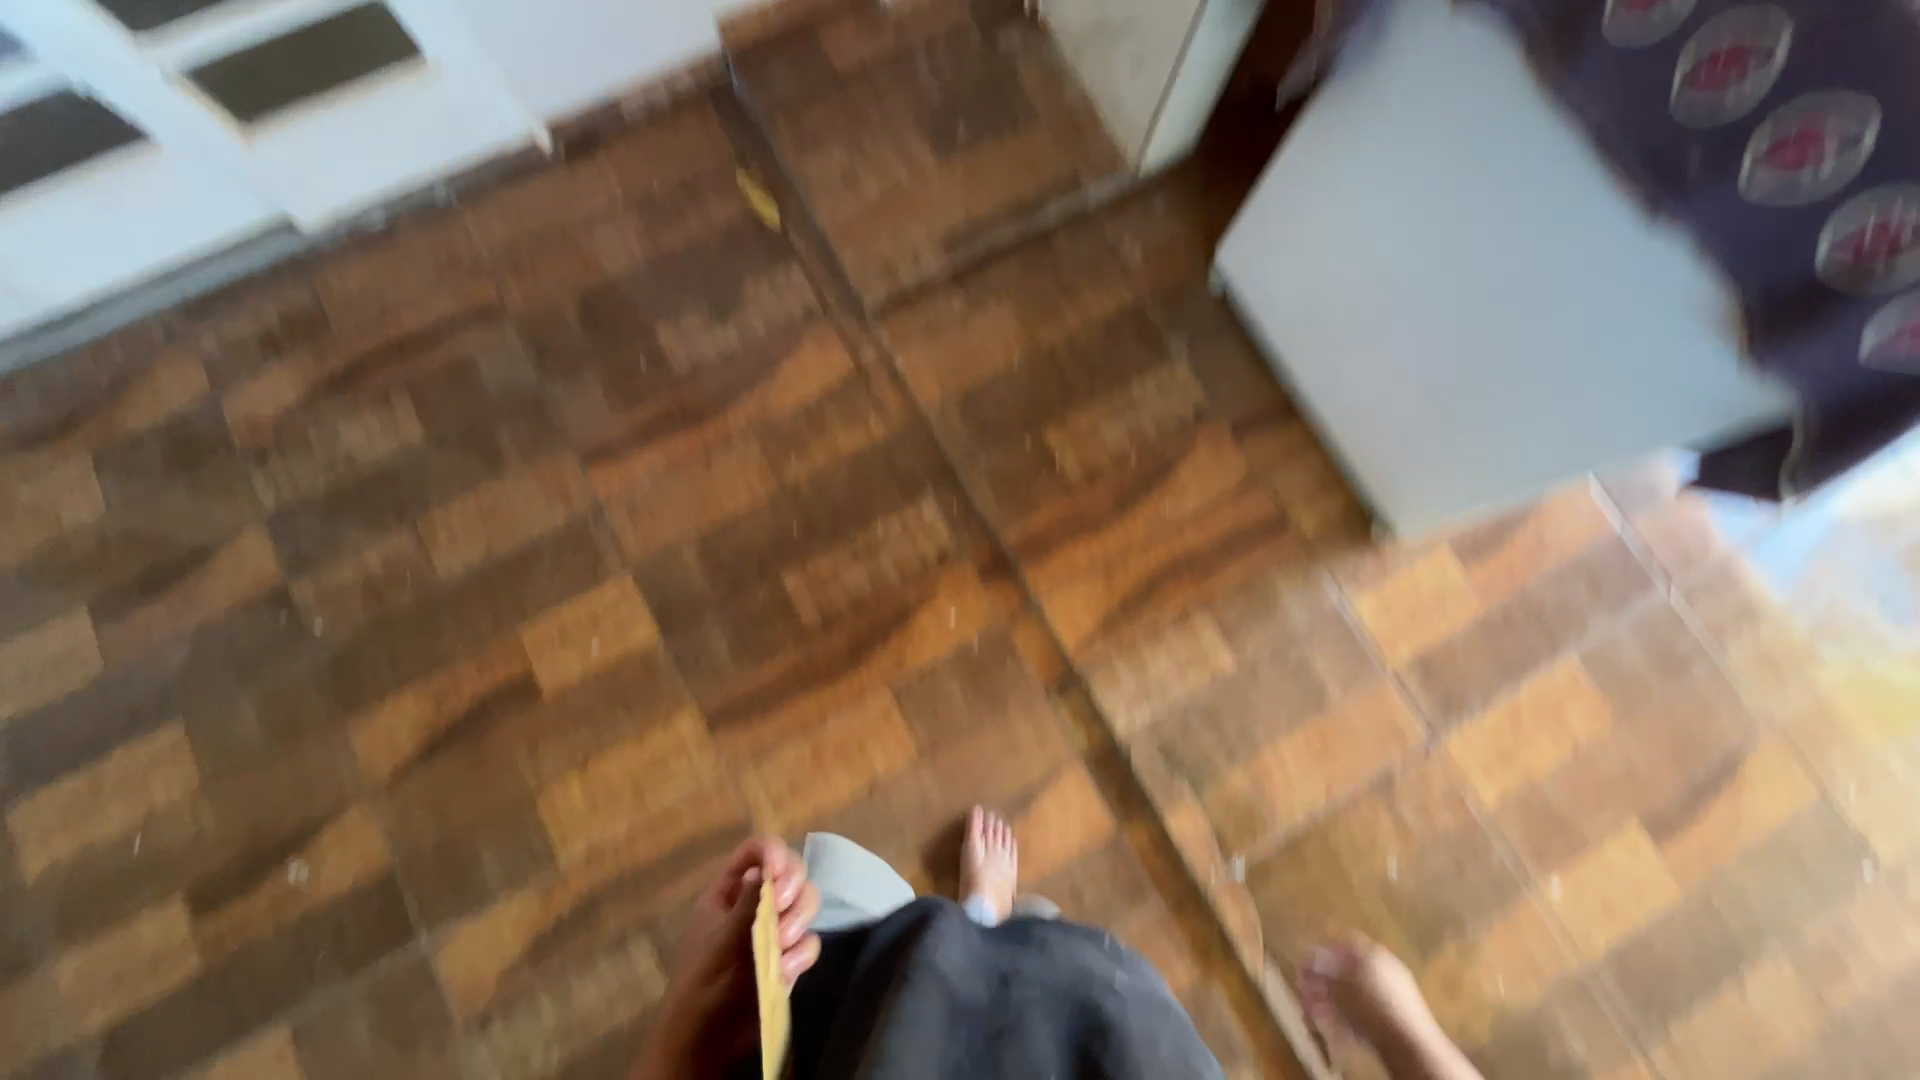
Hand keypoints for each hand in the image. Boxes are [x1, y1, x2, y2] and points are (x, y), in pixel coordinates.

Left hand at [633, 837, 821, 1078]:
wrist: (703, 1044)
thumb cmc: (701, 985)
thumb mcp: (721, 941)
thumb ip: (746, 904)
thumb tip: (761, 869)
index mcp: (729, 892)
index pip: (754, 852)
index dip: (772, 852)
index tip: (779, 871)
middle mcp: (754, 905)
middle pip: (789, 872)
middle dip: (792, 885)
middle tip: (782, 904)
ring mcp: (773, 932)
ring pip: (804, 903)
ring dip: (800, 917)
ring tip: (783, 943)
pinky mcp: (788, 960)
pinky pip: (808, 942)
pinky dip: (802, 953)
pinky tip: (785, 971)